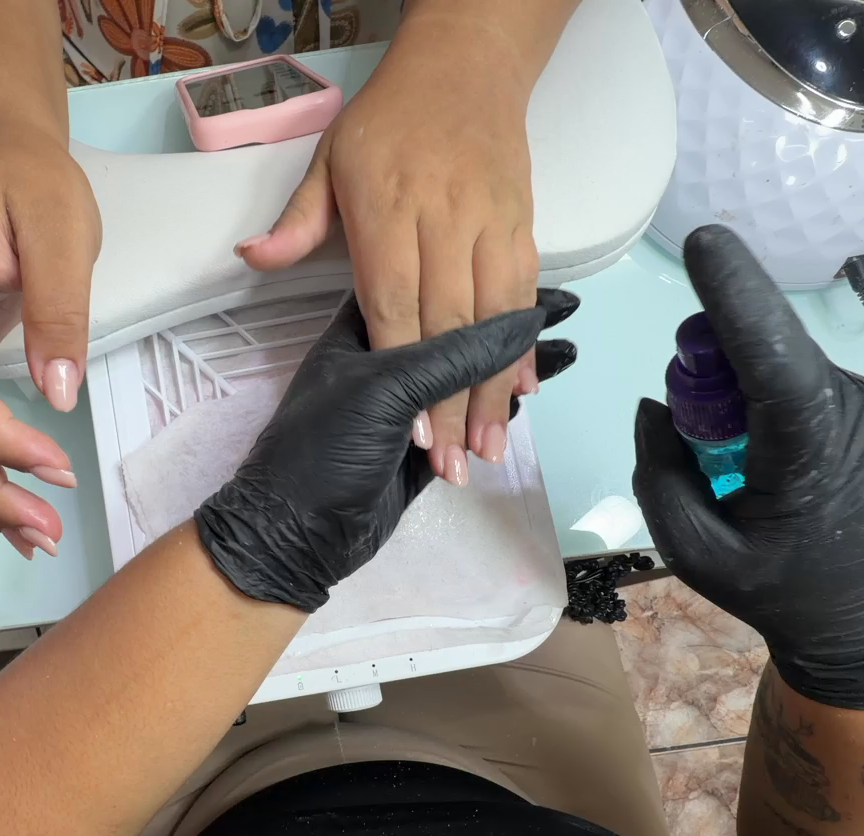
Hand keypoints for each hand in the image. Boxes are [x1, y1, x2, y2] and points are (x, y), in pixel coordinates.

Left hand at [197, 289, 575, 611]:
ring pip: (466, 381)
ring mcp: (404, 408)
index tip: (535, 276)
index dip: (480, 284)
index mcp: (364, 330)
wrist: (298, 532)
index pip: (431, 290)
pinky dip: (494, 413)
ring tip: (563, 355)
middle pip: (457, 335)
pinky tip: (525, 400)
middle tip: (565, 314)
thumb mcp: (388, 387)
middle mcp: (386, 361)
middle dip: (507, 329)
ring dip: (507, 373)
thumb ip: (457, 353)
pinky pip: (465, 423)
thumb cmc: (328, 445)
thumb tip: (527, 319)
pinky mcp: (418, 450)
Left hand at [236, 36, 540, 487]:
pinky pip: (525, 292)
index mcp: (387, 213)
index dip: (402, 367)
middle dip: (451, 399)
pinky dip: (524, 343)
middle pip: (447, 325)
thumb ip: (298, 221)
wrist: (467, 57)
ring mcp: (489, 223)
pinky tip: (525, 386)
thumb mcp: (329, 160)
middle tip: (453, 459)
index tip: (408, 425)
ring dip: (493, 385)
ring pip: (494, 318)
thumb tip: (251, 257)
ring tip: (491, 442)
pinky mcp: (521, 224)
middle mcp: (443, 222)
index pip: (394, 302)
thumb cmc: (390, 117)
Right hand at [631, 226, 863, 710]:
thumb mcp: (692, 550)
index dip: (737, 297)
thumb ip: (659, 475)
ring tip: (729, 464)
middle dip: (712, 370)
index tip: (702, 243)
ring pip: (781, 369)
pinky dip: (759, 403)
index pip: (773, 359)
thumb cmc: (776, 591)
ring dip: (735, 395)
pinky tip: (758, 457)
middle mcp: (853, 413)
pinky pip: (797, 385)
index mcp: (810, 452)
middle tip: (688, 431)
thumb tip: (656, 407)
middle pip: (767, 356)